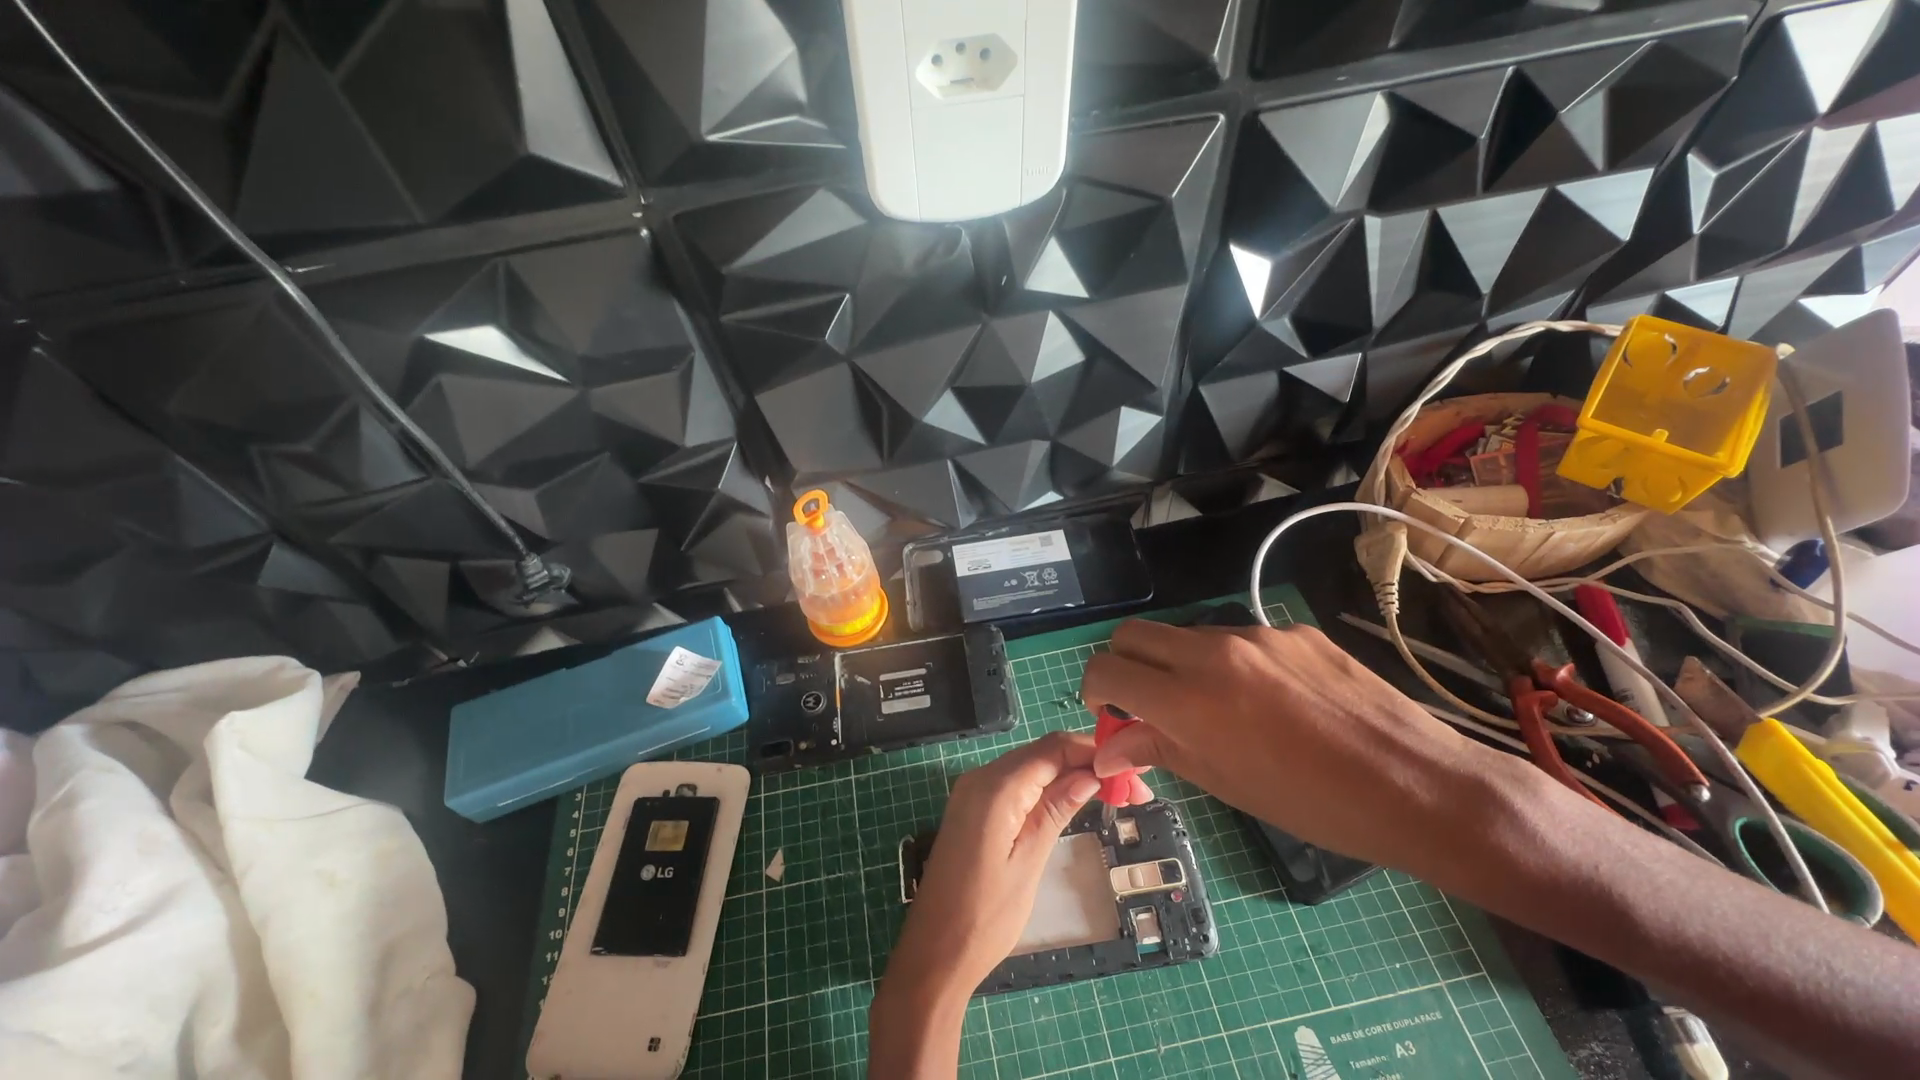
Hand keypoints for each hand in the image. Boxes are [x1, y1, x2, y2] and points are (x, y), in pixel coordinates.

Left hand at [868, 733, 1151, 1076]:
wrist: (935, 952)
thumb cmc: (985, 916)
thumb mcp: (1029, 861)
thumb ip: (1056, 810)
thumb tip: (1090, 774)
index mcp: (995, 787)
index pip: (1053, 748)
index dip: (1095, 753)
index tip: (1134, 772)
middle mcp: (980, 778)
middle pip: (1043, 753)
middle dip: (1087, 763)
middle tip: (1133, 790)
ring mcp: (973, 793)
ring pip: (1031, 767)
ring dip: (1070, 775)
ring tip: (1114, 796)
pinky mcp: (973, 810)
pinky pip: (1016, 785)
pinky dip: (1047, 788)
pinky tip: (1073, 802)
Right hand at [1082, 619, 1500, 872]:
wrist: (1415, 784)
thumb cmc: (1312, 804)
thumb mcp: (1224, 783)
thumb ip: (1159, 749)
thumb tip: (1109, 747)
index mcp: (1188, 696)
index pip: (1107, 668)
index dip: (1095, 691)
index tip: (1109, 715)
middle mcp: (1215, 651)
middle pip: (1135, 634)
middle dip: (1125, 666)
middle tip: (1146, 706)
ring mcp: (1259, 635)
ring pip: (1189, 636)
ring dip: (1180, 666)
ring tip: (1218, 713)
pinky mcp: (1296, 632)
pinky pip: (1243, 640)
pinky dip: (1233, 666)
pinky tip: (1273, 705)